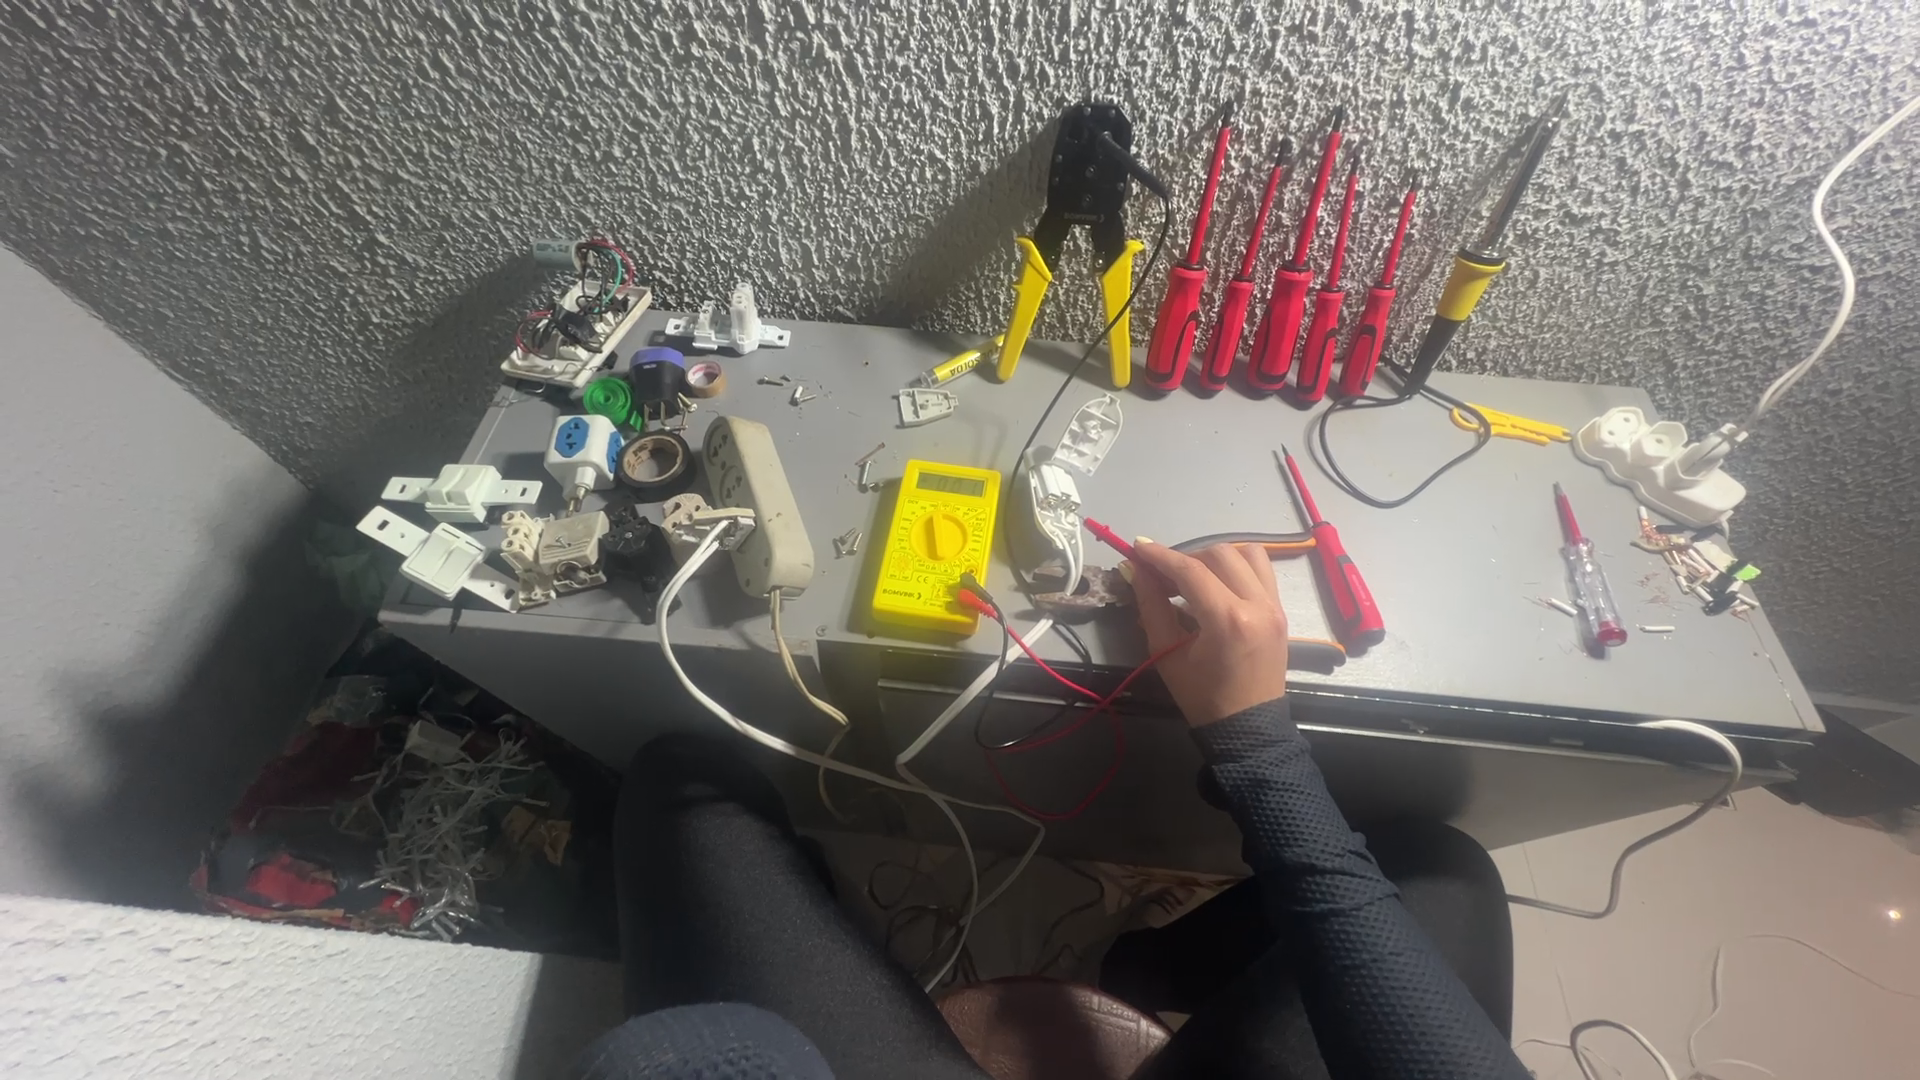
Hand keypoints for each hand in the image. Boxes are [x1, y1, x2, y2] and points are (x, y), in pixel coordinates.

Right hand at [1130, 542, 1288, 725]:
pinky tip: (1216, 583)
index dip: (1160, 556)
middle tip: (1162, 576)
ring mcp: (1274, 605)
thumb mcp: (1166, 652)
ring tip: (1192, 578)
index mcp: (1228, 620)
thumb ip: (1151, 605)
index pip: (1190, 571)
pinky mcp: (1280, 609)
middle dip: (1185, 557)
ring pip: (1245, 553)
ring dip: (1213, 557)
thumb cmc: (1202, 696)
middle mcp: (1257, 605)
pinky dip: (1236, 566)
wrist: (1247, 727)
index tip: (1137, 547)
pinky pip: (1261, 569)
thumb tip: (1136, 570)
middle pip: (1218, 554)